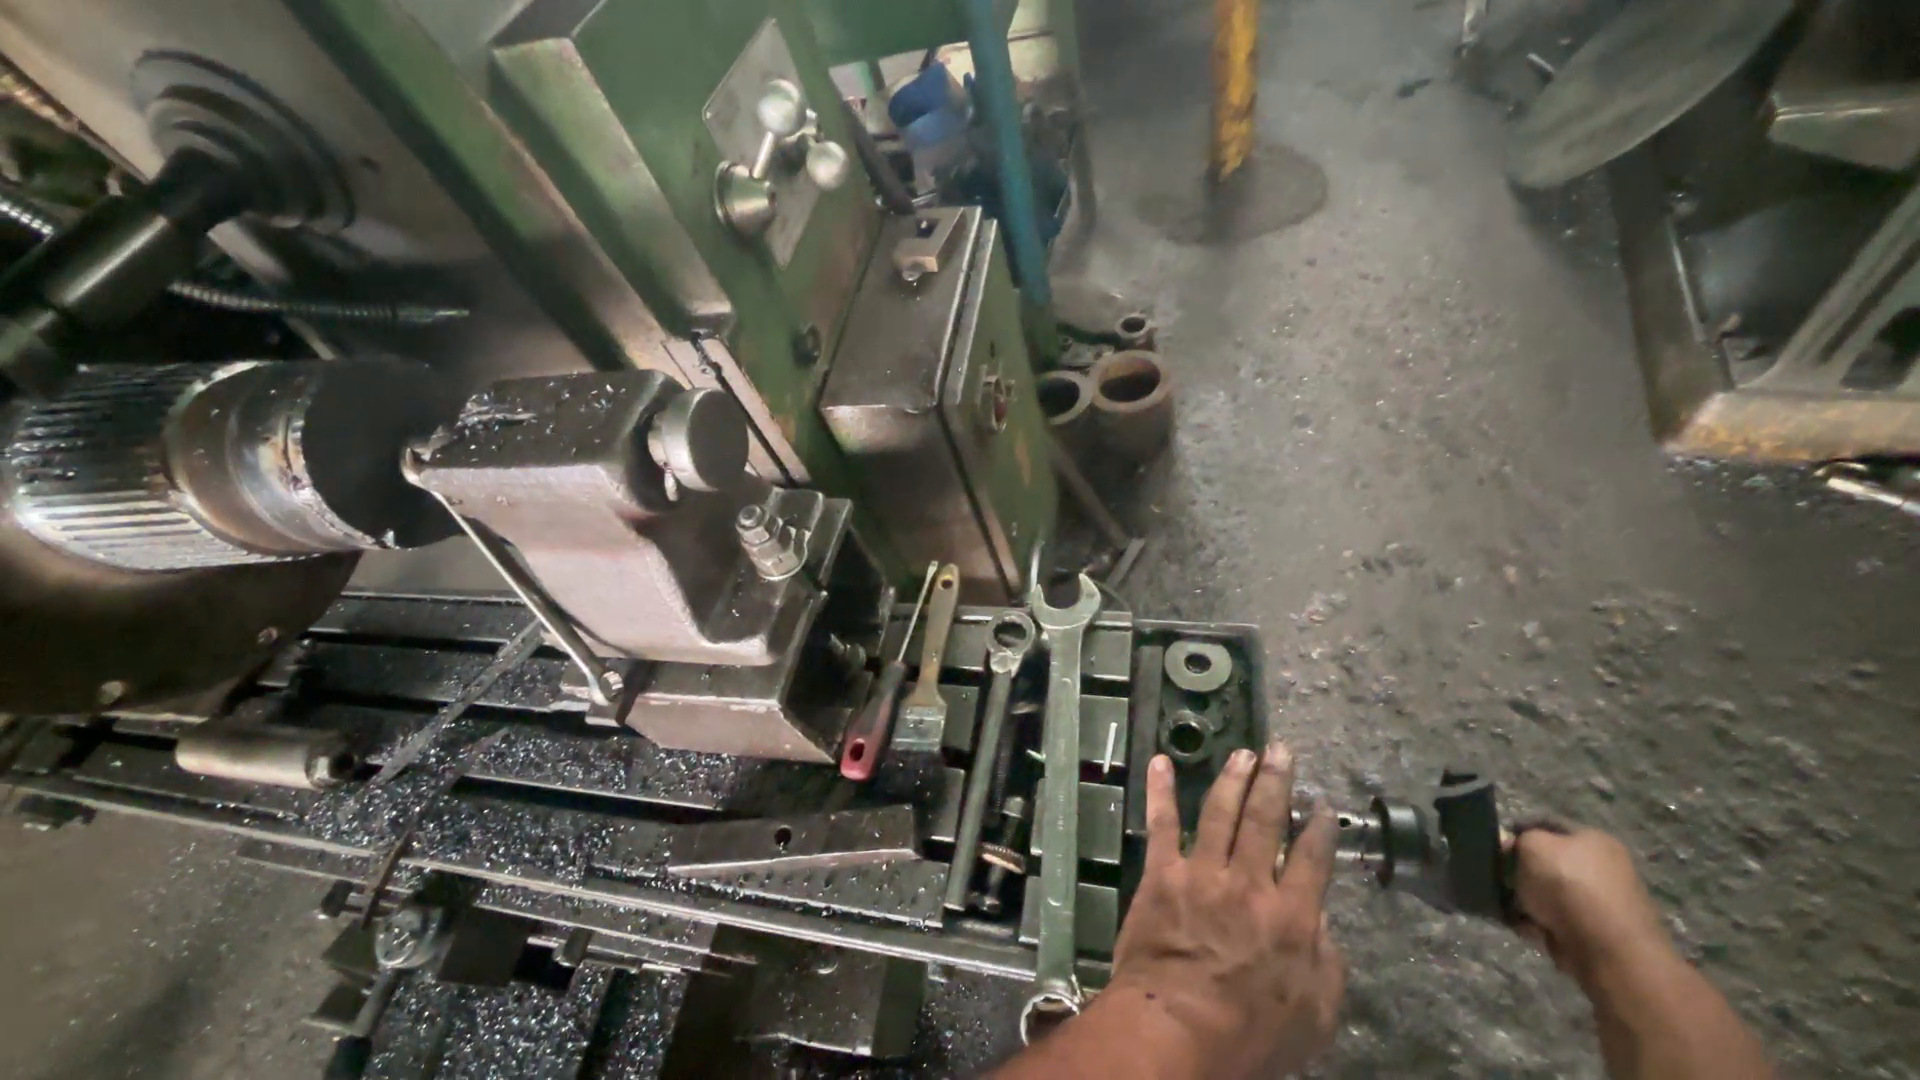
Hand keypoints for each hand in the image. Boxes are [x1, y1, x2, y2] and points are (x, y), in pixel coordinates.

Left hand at [1108, 744, 1344, 1078]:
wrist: (1176, 1027)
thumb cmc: (1249, 1033)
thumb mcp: (1314, 1014)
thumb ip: (1325, 963)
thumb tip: (1321, 922)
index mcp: (1292, 915)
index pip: (1312, 857)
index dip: (1320, 827)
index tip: (1322, 805)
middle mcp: (1250, 882)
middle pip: (1266, 820)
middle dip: (1276, 781)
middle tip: (1280, 750)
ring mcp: (1202, 873)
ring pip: (1220, 813)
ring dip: (1232, 778)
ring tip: (1242, 753)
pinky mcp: (1162, 874)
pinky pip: (1162, 824)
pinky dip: (1161, 791)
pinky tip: (1160, 762)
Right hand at [1509, 827, 1671, 986]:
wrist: (1607, 949)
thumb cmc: (1569, 886)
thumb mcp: (1533, 845)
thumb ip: (1519, 839)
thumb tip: (1514, 849)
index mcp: (1594, 839)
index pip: (1547, 824)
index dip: (1517, 831)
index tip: (1495, 845)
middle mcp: (1602, 867)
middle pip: (1546, 861)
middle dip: (1519, 870)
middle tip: (1500, 877)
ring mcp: (1600, 902)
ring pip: (1547, 893)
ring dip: (1525, 900)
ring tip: (1511, 908)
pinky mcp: (1594, 933)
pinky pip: (1554, 921)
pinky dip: (1537, 924)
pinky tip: (1527, 928)